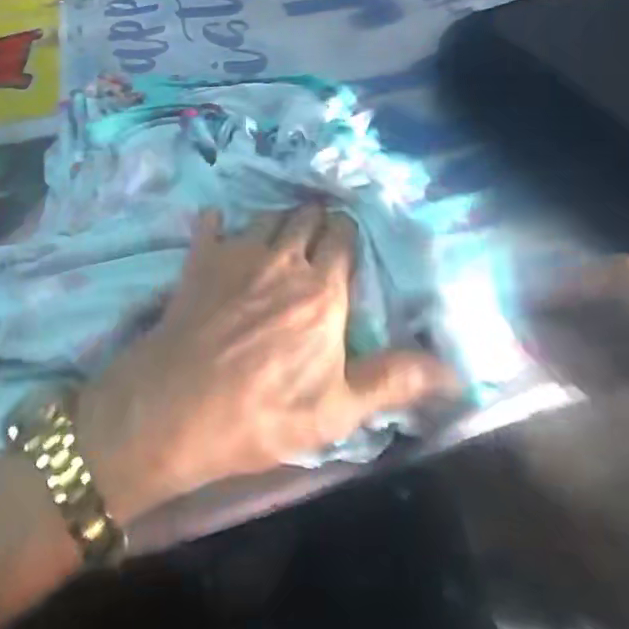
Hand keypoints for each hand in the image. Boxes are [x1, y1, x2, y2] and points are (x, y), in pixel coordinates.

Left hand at [74, 205, 453, 518]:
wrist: (175, 405)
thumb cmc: (262, 413)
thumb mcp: (336, 410)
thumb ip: (392, 380)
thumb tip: (453, 372)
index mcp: (321, 291)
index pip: (342, 239)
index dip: (347, 236)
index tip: (348, 241)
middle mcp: (281, 260)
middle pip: (304, 218)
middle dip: (315, 220)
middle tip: (317, 233)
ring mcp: (235, 254)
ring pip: (263, 216)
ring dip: (276, 219)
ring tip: (279, 231)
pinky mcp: (197, 259)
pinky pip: (210, 222)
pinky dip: (219, 220)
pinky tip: (219, 226)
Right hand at [476, 258, 628, 628]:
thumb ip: (577, 397)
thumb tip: (517, 359)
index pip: (623, 280)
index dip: (561, 286)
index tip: (515, 309)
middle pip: (627, 307)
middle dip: (566, 318)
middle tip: (515, 338)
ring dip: (581, 346)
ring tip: (535, 364)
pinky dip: (607, 374)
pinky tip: (577, 395)